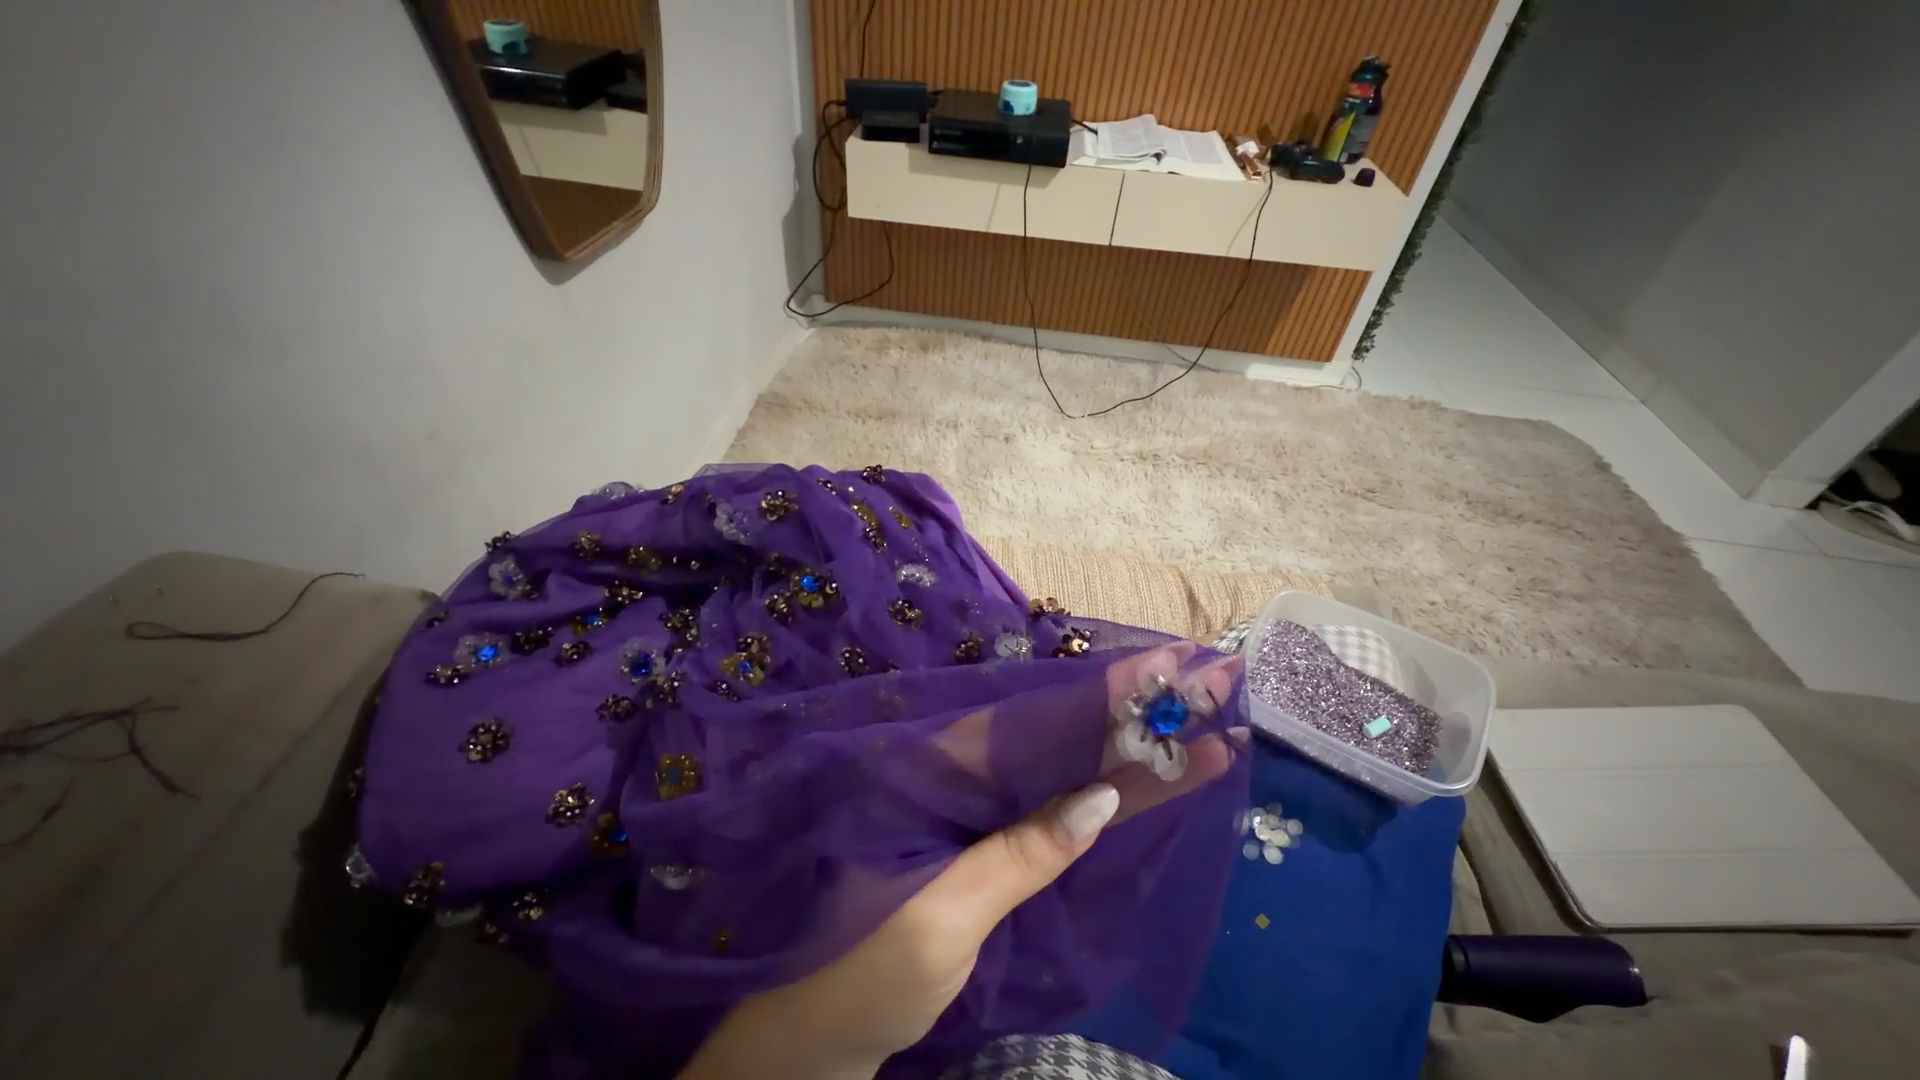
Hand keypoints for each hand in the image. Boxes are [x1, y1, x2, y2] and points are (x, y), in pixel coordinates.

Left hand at [677, 645, 1241, 1079]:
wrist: (815, 1036)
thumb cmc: (861, 973)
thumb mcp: (941, 917)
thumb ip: (1018, 854)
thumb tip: (1102, 797)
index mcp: (926, 773)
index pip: (1027, 721)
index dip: (1101, 695)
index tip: (1169, 668)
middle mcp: (950, 778)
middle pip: (1051, 738)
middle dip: (1128, 713)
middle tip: (1207, 685)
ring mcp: (967, 814)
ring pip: (1057, 771)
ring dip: (1125, 751)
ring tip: (1197, 725)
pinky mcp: (980, 848)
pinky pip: (1046, 810)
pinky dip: (1097, 797)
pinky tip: (1142, 781)